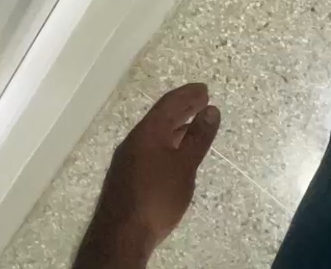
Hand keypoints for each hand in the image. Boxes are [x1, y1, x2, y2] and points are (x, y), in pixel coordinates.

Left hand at [74, 84, 220, 267]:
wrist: (119, 239)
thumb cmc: (156, 198)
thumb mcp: (185, 166)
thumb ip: (198, 137)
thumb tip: (211, 110)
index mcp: (148, 131)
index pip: (169, 103)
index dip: (188, 94)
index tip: (204, 90)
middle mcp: (134, 140)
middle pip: (161, 116)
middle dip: (182, 107)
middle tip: (202, 102)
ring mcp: (126, 160)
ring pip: (154, 134)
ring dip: (175, 126)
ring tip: (193, 126)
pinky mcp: (125, 178)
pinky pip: (149, 148)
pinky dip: (166, 143)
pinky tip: (173, 156)